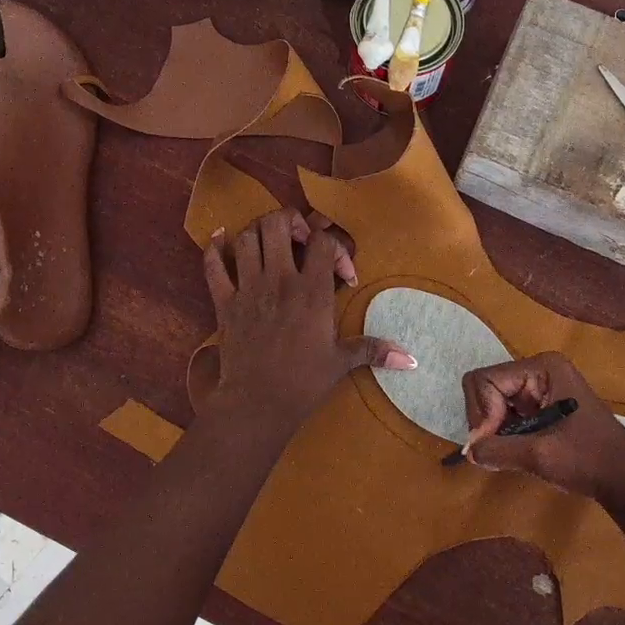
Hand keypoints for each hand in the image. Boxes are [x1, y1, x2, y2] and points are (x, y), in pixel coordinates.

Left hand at [197, 209, 413, 435]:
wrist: (257, 403)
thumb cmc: (303, 382)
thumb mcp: (341, 362)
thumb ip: (373, 349)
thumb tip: (411, 358)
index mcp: (312, 291)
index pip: (323, 242)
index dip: (335, 248)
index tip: (341, 275)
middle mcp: (279, 279)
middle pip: (278, 223)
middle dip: (290, 222)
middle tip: (299, 240)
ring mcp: (248, 287)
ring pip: (247, 237)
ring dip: (258, 232)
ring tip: (269, 244)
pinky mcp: (223, 301)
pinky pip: (212, 265)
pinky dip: (214, 248)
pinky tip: (219, 239)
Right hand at [461, 352, 624, 504]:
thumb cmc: (588, 460)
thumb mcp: (539, 455)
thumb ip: (498, 450)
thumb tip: (468, 452)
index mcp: (543, 368)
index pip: (485, 379)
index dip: (481, 412)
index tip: (490, 443)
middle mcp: (539, 370)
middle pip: (486, 386)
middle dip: (485, 419)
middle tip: (497, 449)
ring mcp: (540, 386)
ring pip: (493, 400)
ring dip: (494, 428)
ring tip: (510, 451)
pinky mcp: (541, 405)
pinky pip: (506, 411)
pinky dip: (504, 432)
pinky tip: (517, 449)